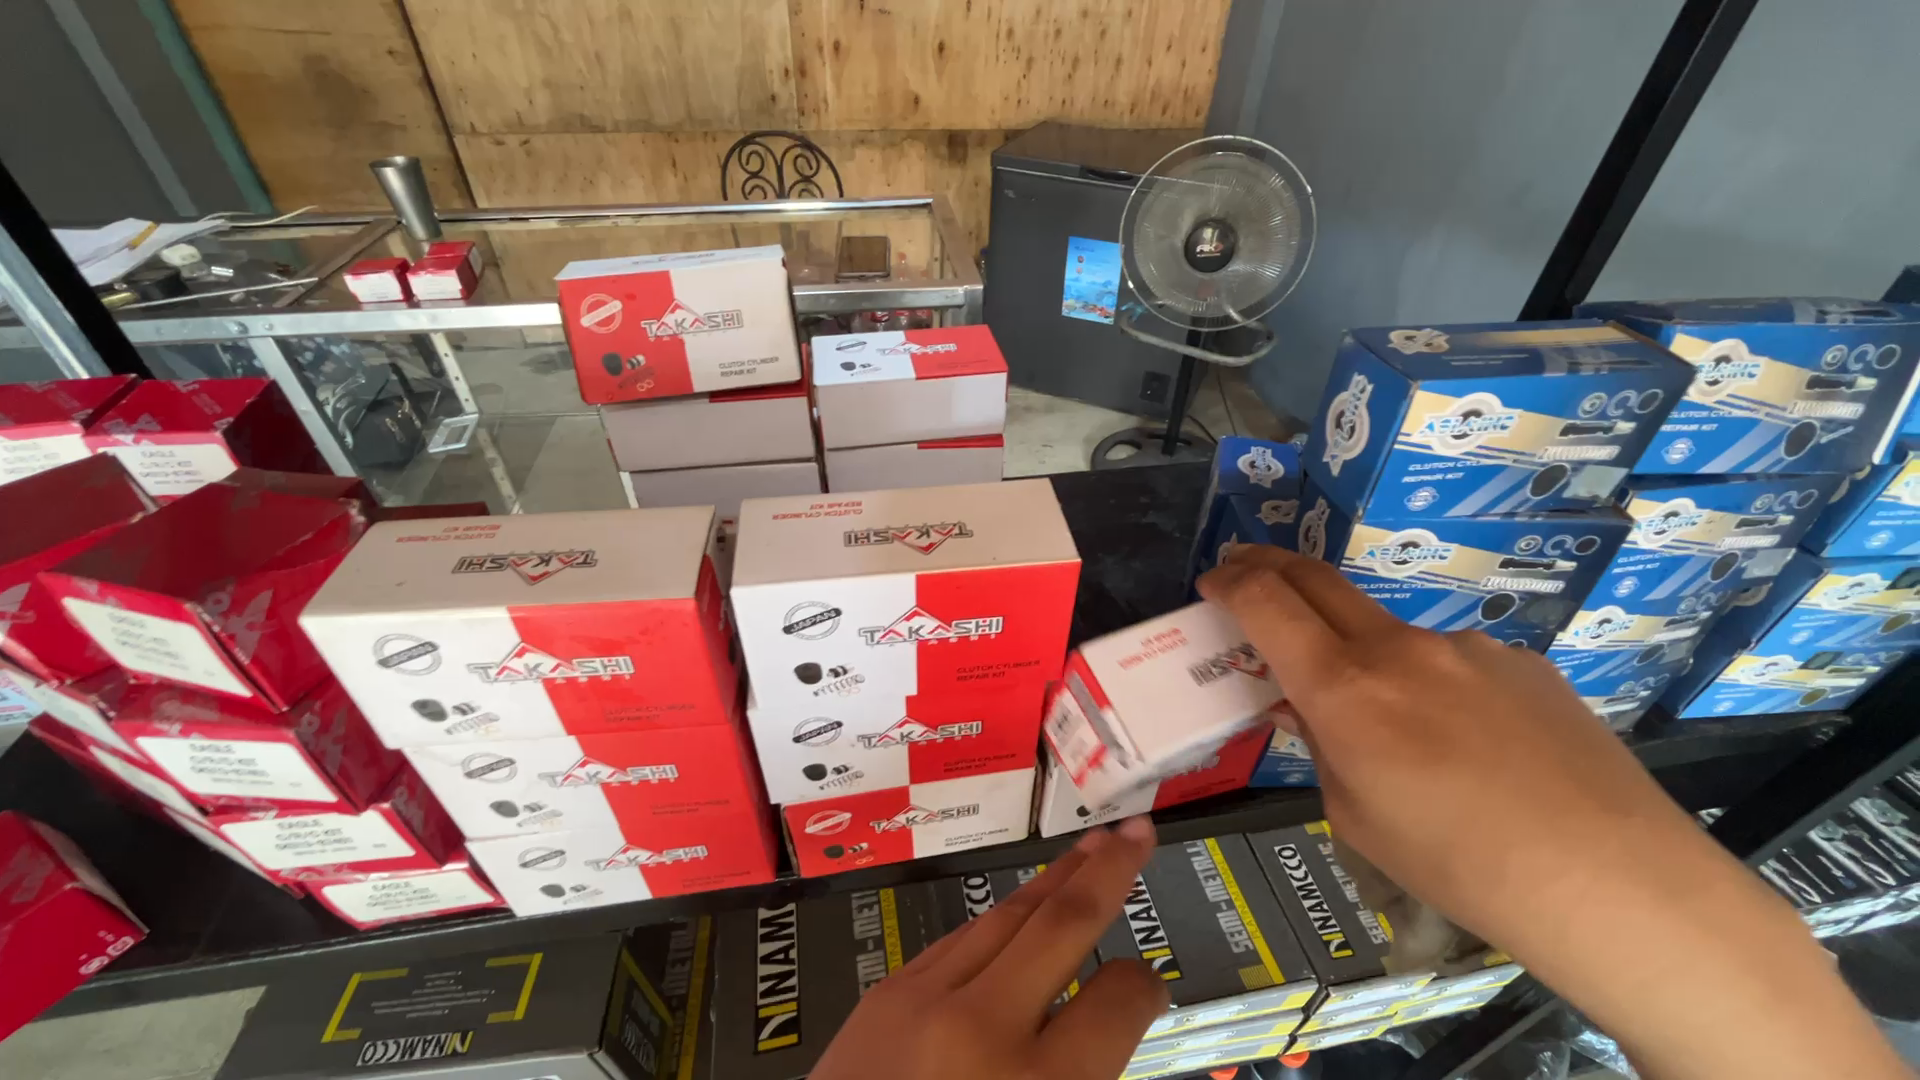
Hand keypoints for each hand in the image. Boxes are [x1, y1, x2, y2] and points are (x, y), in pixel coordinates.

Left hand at [811, 818, 1168, 1079]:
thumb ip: (1074, 1074)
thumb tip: (1101, 1022)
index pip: (1116, 1003)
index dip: (1145, 984)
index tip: (1151, 981)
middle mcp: (983, 1029)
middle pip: (1063, 926)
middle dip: (1109, 871)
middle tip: (1137, 829)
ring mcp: (926, 1000)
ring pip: (1006, 917)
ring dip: (1053, 879)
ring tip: (1089, 849)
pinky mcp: (886, 993)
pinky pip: (957, 941)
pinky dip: (997, 921)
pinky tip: (1018, 908)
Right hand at [1199, 542, 1695, 939]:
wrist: (1613, 881)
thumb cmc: (1457, 864)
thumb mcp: (1354, 815)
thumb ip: (1318, 745)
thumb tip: (1299, 708)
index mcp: (1344, 688)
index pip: (1267, 602)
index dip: (1230, 582)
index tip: (1212, 582)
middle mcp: (1399, 647)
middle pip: (1316, 578)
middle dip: (1267, 566)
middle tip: (1243, 569)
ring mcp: (1466, 647)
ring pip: (1387, 631)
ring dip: (1359, 649)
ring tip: (1390, 722)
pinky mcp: (1522, 661)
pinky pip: (1451, 660)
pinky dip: (1428, 681)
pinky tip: (1467, 740)